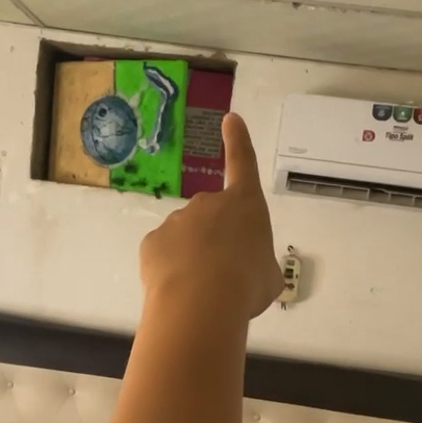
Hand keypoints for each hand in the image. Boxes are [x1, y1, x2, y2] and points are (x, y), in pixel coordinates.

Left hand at [139, 112, 282, 321]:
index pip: (243, 164)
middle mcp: (208, 204)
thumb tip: (247, 271)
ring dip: (193, 259)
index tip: (231, 120)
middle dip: (215, 241)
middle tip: (224, 275)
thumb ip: (258, 265)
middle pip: (212, 218)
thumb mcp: (269, 276)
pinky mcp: (152, 242)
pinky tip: (180, 290)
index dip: (238, 142)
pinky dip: (170, 271)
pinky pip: (164, 255)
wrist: (203, 303)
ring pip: (185, 239)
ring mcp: (177, 221)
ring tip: (203, 290)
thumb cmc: (247, 284)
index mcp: (245, 205)